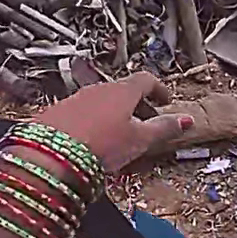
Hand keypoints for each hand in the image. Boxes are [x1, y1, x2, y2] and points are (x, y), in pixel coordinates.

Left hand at [32, 72, 193, 171]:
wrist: (50, 157)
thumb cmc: (98, 146)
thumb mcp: (140, 140)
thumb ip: (164, 128)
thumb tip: (186, 121)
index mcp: (123, 91)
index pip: (147, 80)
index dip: (159, 90)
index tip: (165, 101)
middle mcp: (98, 89)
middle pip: (123, 91)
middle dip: (138, 106)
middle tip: (146, 124)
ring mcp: (75, 99)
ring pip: (102, 102)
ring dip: (115, 115)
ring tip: (121, 137)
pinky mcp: (57, 114)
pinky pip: (82, 113)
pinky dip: (95, 123)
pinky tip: (95, 143)